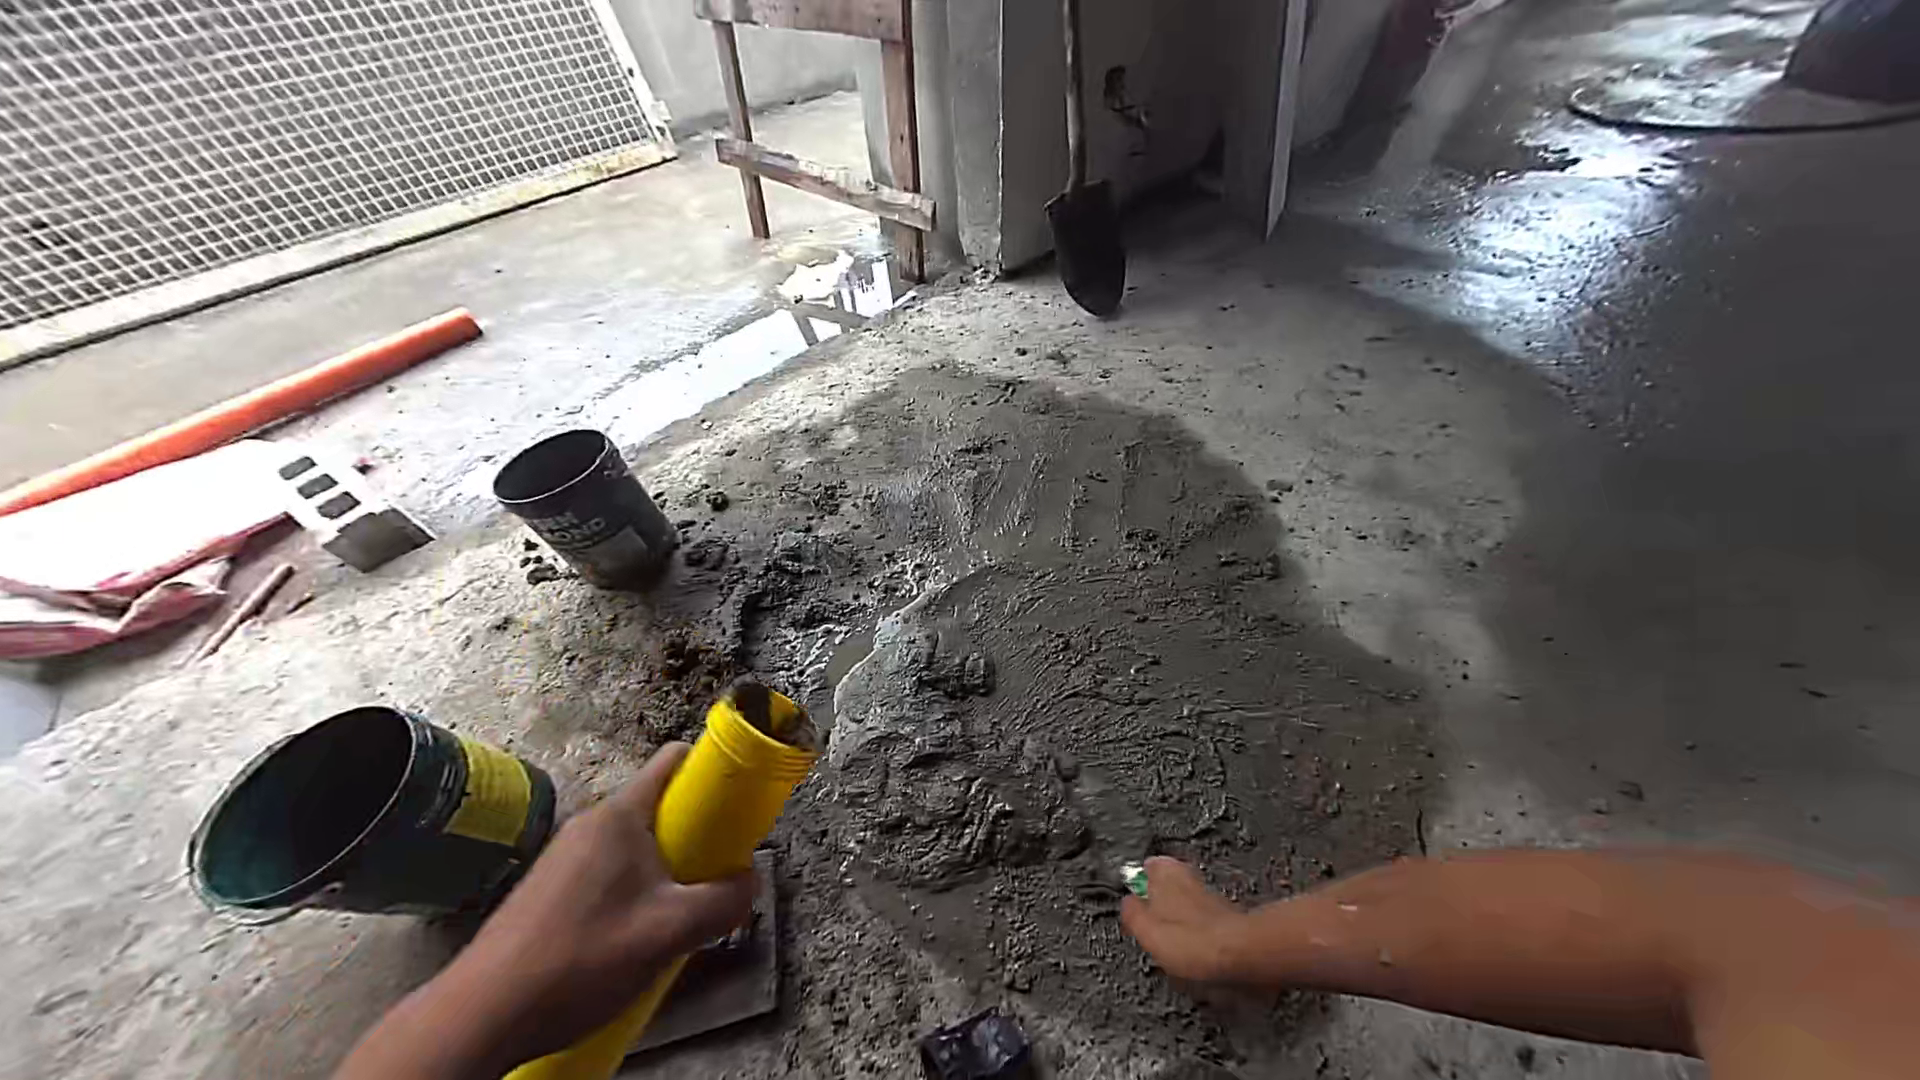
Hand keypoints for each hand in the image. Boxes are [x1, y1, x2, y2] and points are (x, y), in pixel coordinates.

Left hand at [353, 742, 754, 1076]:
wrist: (478, 1020)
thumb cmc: (581, 957)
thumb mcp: (669, 932)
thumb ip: (722, 902)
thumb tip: (748, 883)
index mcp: (619, 814)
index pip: (674, 759)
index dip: (711, 770)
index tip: (734, 803)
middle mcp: (591, 822)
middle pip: (659, 805)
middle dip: (693, 833)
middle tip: (709, 873)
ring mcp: (564, 854)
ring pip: (634, 841)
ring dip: (664, 866)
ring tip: (672, 912)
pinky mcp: (547, 887)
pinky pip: (607, 868)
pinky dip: (632, 886)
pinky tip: (630, 935)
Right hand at [1120, 856, 1250, 982]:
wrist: (1241, 956)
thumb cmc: (1192, 940)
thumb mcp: (1144, 929)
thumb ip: (1130, 912)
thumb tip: (1126, 905)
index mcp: (1163, 868)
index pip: (1144, 869)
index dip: (1139, 892)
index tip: (1136, 912)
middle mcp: (1188, 874)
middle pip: (1167, 889)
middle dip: (1163, 910)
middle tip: (1158, 936)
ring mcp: (1210, 895)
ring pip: (1187, 908)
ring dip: (1184, 926)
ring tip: (1180, 955)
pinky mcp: (1230, 917)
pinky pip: (1206, 928)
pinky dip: (1202, 940)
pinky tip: (1200, 961)